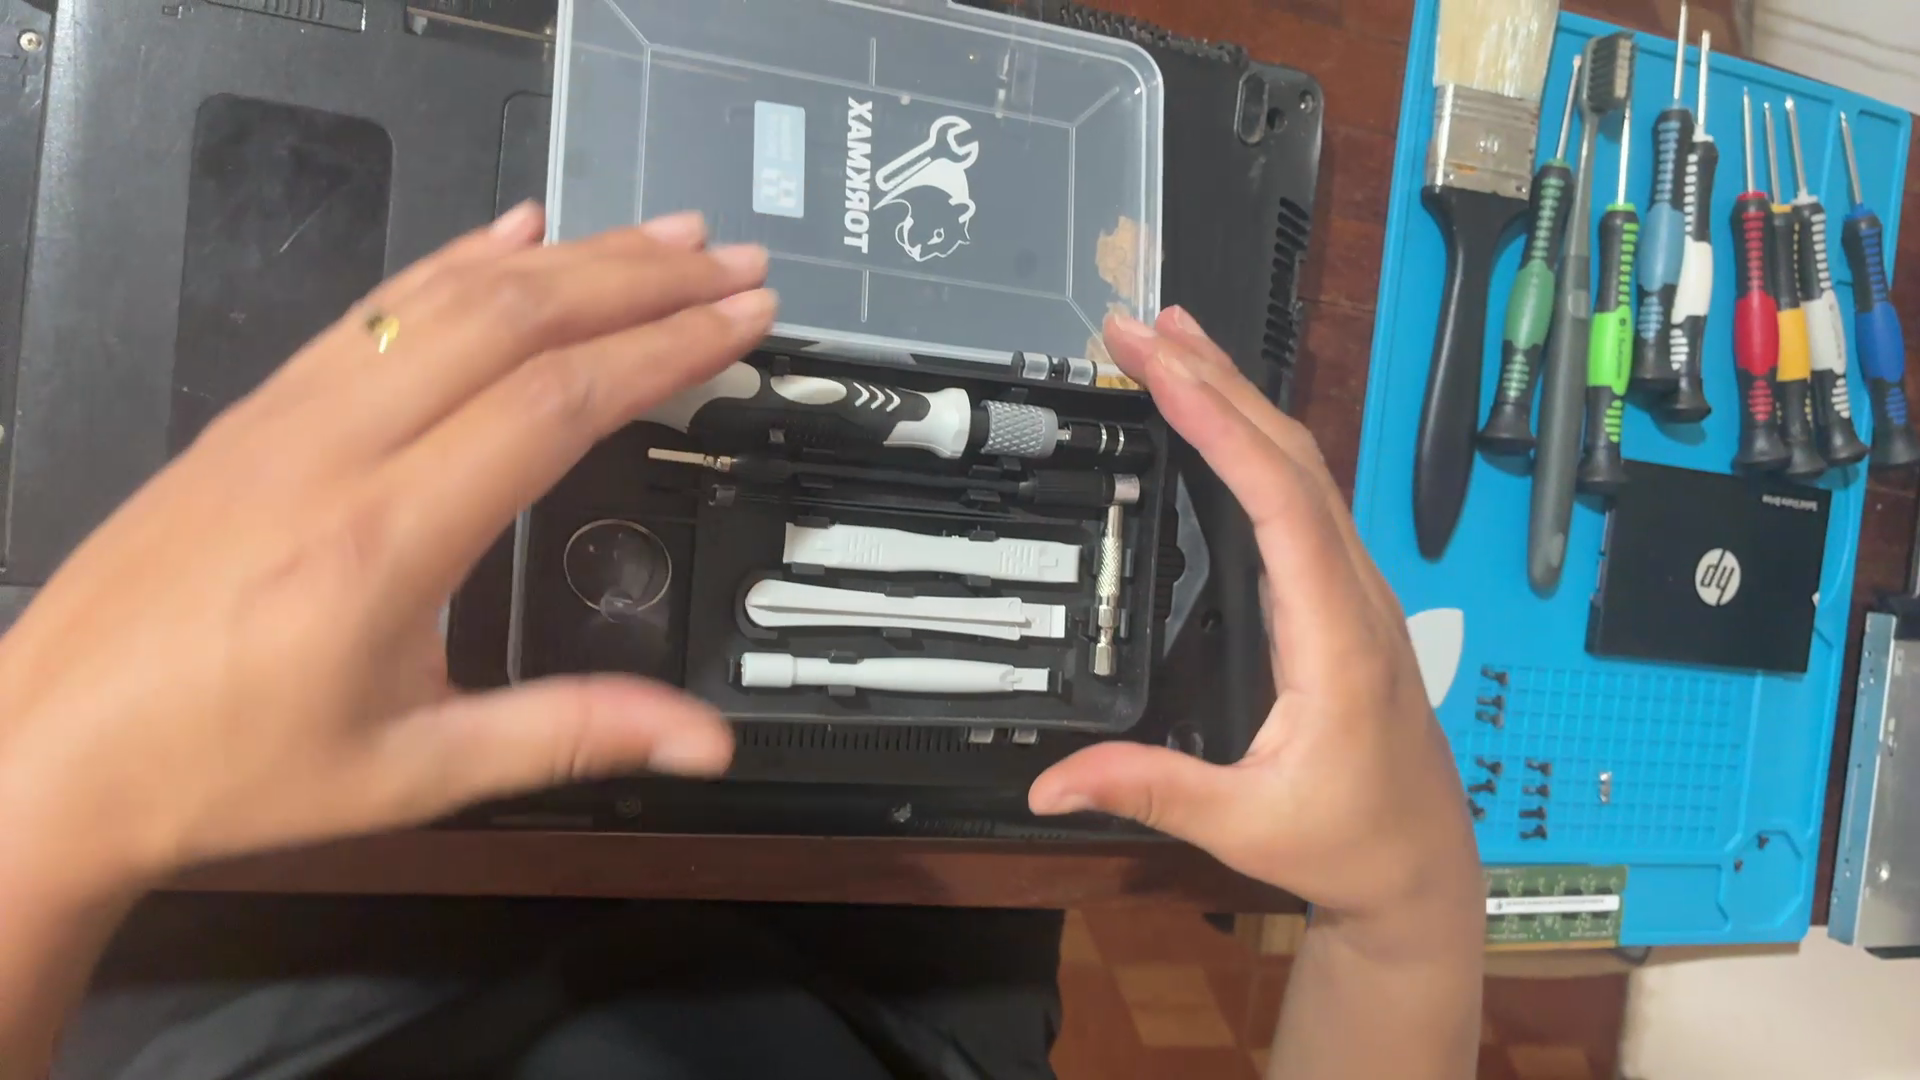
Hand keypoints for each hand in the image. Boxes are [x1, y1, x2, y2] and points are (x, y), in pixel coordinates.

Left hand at [0, 204, 774, 895]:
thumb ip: (579, 733)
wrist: (26, 756)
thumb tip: (702, 742)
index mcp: (386, 536)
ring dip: (578, 256)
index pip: (558, 401)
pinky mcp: (271, 404)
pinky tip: (521, 230)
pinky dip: (466, 255)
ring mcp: (295, 411)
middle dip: (647, 280)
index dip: (664, 349)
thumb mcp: (423, 768)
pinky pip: (385, 304)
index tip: (738, 322)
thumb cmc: (225, 768)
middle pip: (519, 319)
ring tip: (666, 237)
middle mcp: (339, 446)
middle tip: (731, 265)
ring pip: (457, 295)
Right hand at [1029, 309, 1479, 933]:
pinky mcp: (1333, 587)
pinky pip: (1294, 492)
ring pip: (1297, 462)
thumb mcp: (1243, 821)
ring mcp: (1346, 581)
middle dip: (1214, 380)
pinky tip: (1217, 418)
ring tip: (1172, 342)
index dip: (1220, 423)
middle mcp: (1348, 586)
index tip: (1161, 364)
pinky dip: (1249, 438)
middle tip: (1141, 327)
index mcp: (1331, 631)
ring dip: (1234, 395)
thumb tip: (1048, 783)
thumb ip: (1146, 788)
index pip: (1277, 500)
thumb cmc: (1346, 839)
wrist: (1421, 859)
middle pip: (1288, 455)